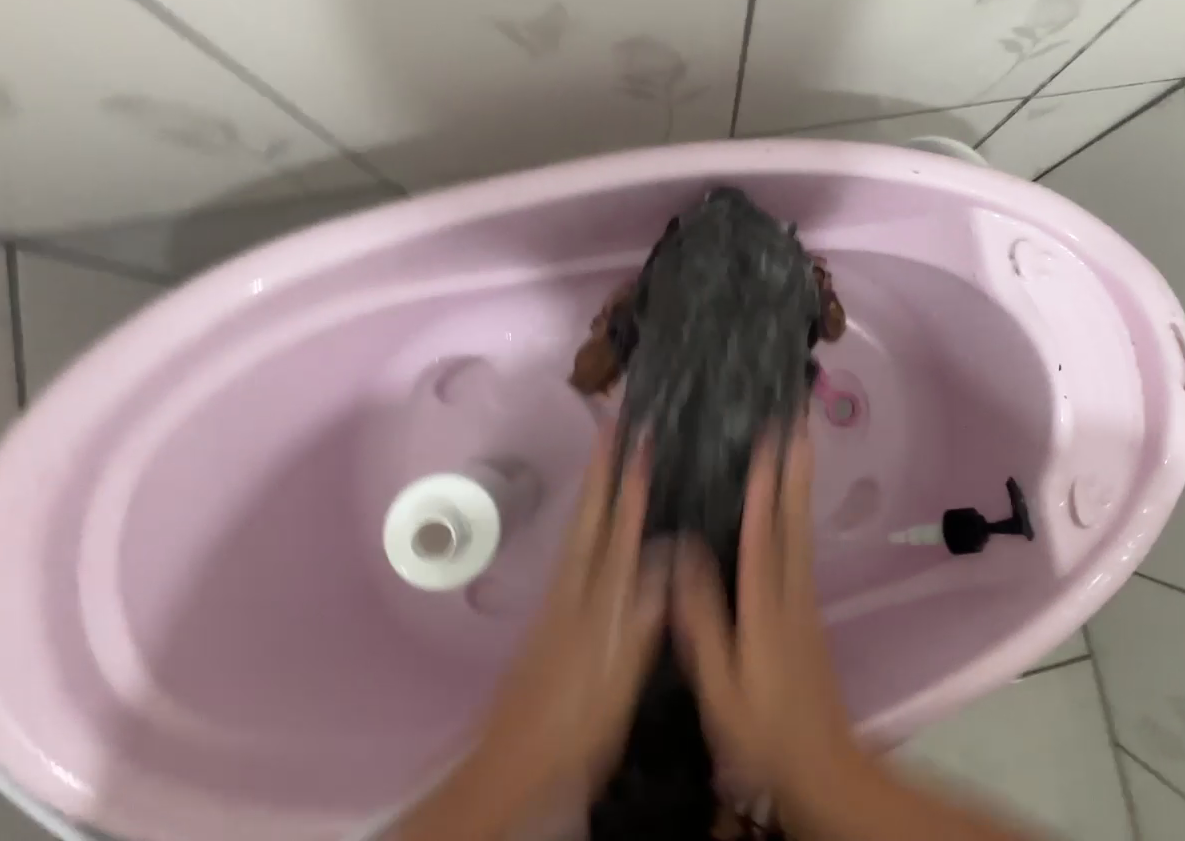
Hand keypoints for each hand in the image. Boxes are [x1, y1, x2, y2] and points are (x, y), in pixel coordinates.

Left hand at [399, 426, 667, 839]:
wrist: (515, 762)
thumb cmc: (578, 724)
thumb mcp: (620, 675)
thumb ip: (643, 614)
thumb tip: (669, 554)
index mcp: (598, 600)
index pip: (619, 529)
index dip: (632, 484)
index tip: (642, 439)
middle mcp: (576, 588)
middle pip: (591, 516)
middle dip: (603, 467)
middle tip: (612, 421)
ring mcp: (560, 599)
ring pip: (580, 528)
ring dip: (594, 486)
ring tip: (606, 453)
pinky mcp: (552, 614)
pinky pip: (575, 548)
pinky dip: (588, 518)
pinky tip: (594, 519)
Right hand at [670, 417, 866, 805]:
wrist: (821, 764)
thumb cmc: (761, 729)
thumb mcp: (720, 684)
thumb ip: (702, 621)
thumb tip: (681, 557)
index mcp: (765, 607)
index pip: (764, 535)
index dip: (765, 487)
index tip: (767, 442)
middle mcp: (790, 592)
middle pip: (794, 519)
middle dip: (796, 468)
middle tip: (799, 423)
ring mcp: (803, 599)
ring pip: (802, 529)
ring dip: (800, 484)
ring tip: (799, 445)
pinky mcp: (807, 609)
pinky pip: (800, 546)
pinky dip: (796, 513)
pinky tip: (789, 503)